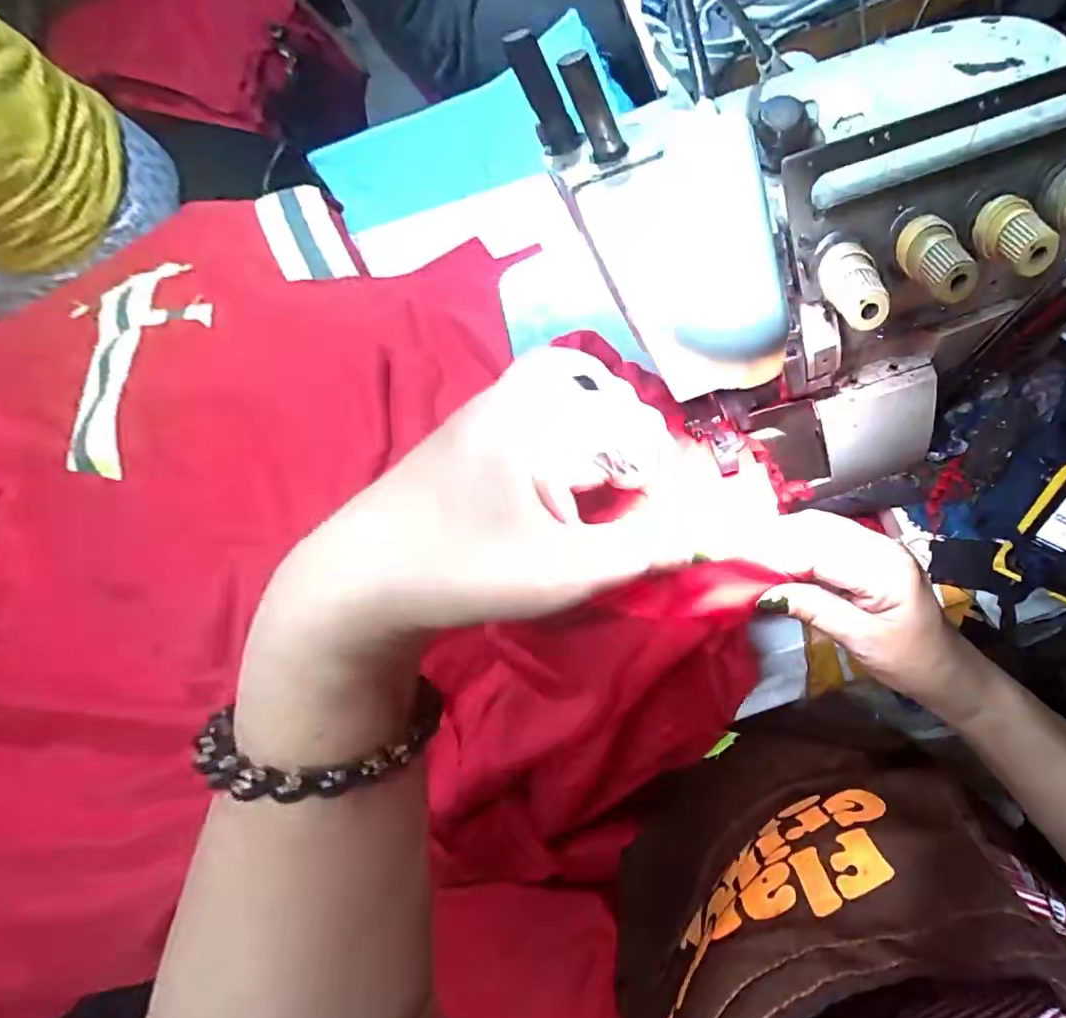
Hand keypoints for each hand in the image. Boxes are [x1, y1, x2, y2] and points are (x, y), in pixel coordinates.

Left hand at [254, 347, 729, 669]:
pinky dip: (572, 444)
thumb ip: (644, 550)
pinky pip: (550, 413)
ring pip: (583, 407)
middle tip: (616, 510)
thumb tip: (705, 537)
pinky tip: (554, 487)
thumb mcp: (565, 572)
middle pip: (615, 408)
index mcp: (543, 418)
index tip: (641, 526)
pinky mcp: (481, 420)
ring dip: (603, 450)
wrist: (359, 578)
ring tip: (592, 497)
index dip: (656, 483)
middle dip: (632, 461)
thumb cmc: (465, 574)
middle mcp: (521, 392)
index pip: (641, 431)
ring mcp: (496, 401)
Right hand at [747, 511, 981, 710]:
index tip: (742, 568)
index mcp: (884, 566)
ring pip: (820, 527)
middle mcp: (881, 545)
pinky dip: (800, 546)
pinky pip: (829, 540)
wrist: (945, 668)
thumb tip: (768, 594)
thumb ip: (817, 610)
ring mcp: (878, 546)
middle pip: (818, 527)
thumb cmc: (910, 661)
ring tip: (752, 556)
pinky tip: (779, 559)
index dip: (777, 556)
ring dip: (784, 539)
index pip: (819, 549)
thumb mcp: (863, 641)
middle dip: (775, 540)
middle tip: (738, 557)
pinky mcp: (871, 555)